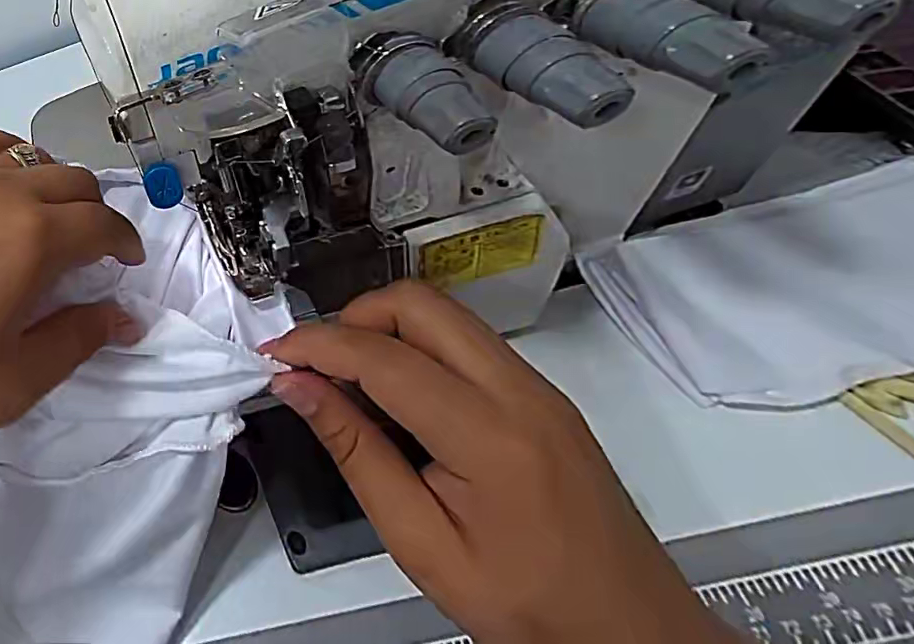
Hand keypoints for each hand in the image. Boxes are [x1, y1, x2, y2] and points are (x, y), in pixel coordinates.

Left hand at [0, 129, 144, 446]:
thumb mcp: (12, 381)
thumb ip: (78, 341)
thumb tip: (124, 317)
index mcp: (34, 236)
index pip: (103, 224)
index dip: (125, 243)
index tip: (127, 264)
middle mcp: (4, 190)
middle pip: (75, 182)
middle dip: (96, 214)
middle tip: (89, 254)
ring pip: (33, 157)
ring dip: (56, 184)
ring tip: (48, 219)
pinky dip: (9, 156)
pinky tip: (1, 183)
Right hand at [262, 281, 730, 643]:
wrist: (638, 641)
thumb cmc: (532, 608)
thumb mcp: (421, 542)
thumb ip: (354, 452)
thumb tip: (296, 387)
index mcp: (491, 437)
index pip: (382, 356)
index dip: (316, 344)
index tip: (275, 353)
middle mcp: (521, 393)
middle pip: (415, 303)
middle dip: (351, 318)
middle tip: (317, 363)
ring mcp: (537, 387)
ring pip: (439, 310)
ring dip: (381, 325)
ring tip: (350, 377)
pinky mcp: (540, 392)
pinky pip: (462, 336)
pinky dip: (413, 342)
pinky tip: (397, 391)